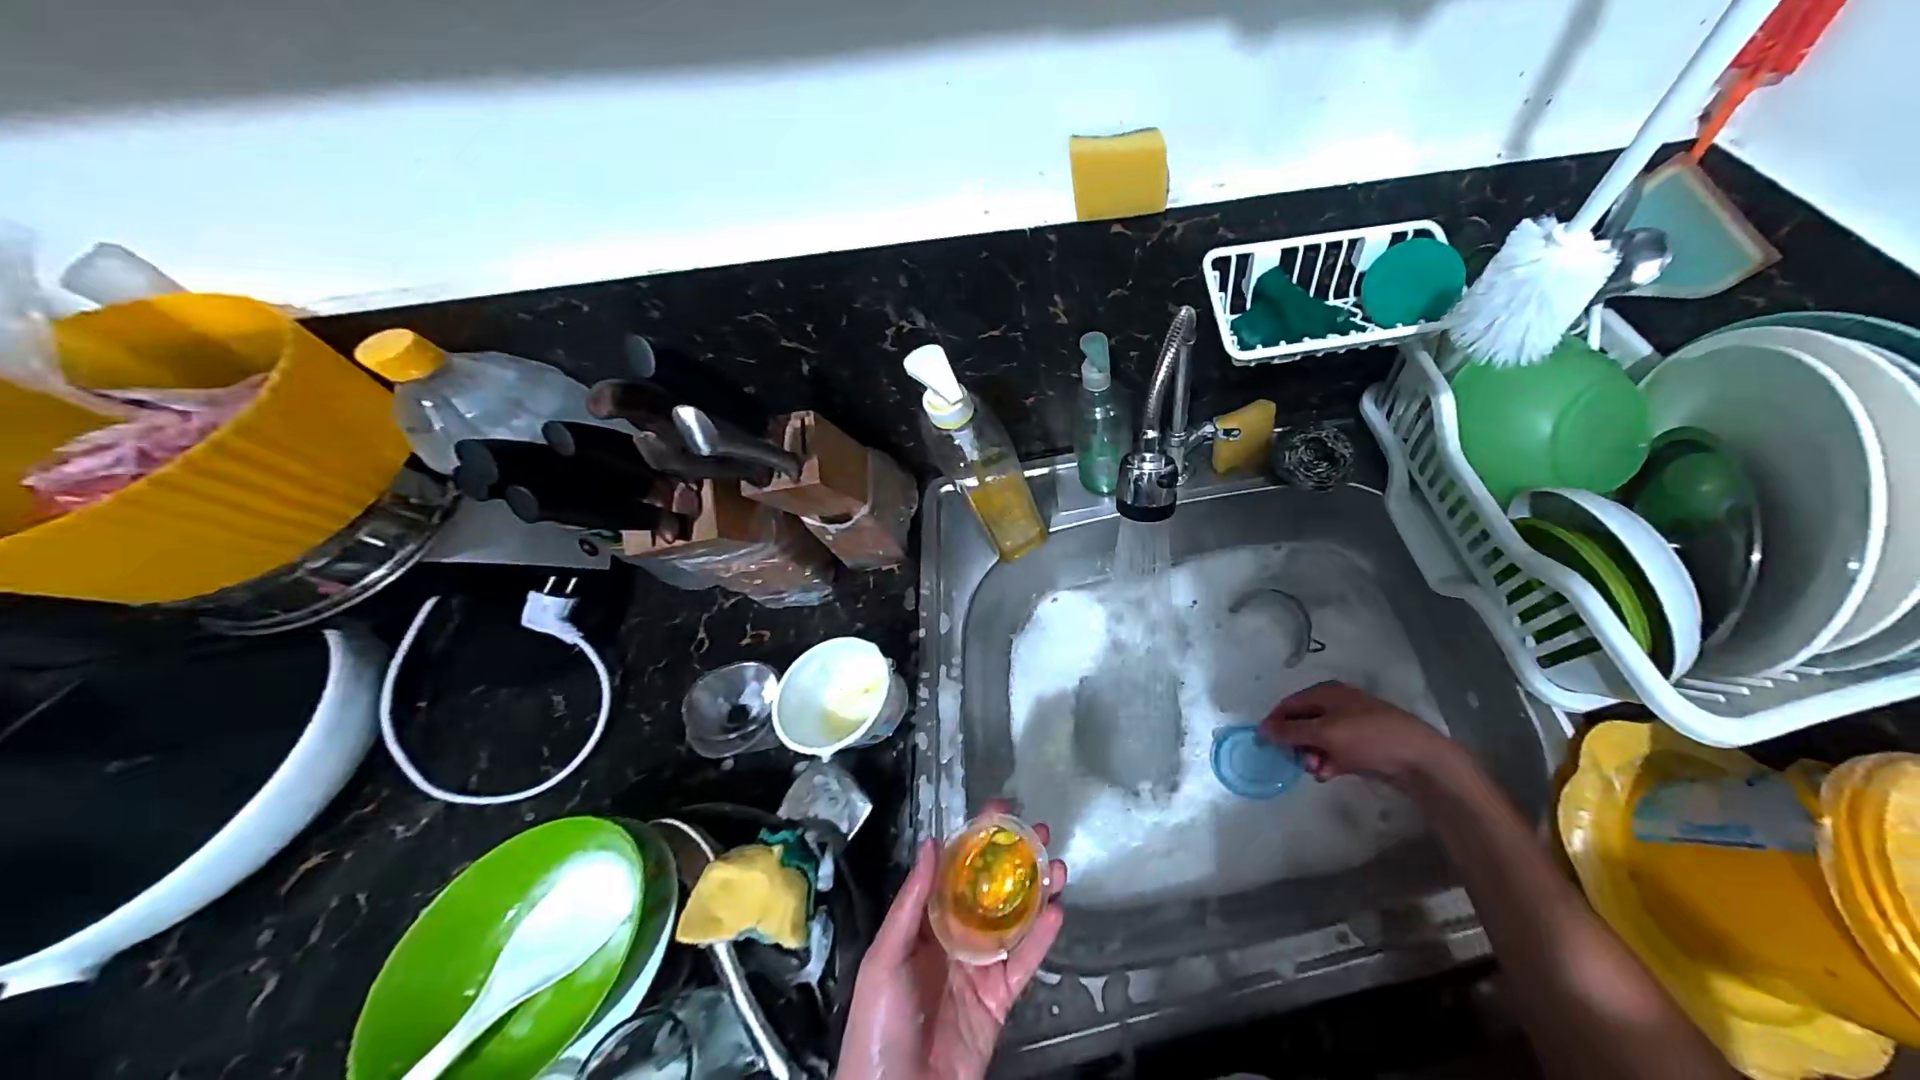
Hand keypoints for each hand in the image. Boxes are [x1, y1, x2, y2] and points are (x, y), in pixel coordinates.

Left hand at [835, 806, 1066, 1079]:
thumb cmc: (880, 1024)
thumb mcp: (885, 959)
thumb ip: (911, 903)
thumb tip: (932, 845)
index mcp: (923, 924)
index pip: (953, 870)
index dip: (975, 838)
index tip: (999, 810)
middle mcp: (953, 938)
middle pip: (989, 891)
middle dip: (1014, 860)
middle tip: (1040, 833)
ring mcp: (978, 968)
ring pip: (1012, 921)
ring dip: (1036, 893)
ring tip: (1058, 866)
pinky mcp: (998, 1000)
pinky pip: (1023, 964)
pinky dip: (1041, 940)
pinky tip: (1057, 913)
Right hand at [1260, 679, 1459, 786]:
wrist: (1421, 759)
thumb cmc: (1368, 738)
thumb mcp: (1324, 733)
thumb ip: (1290, 732)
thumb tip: (1262, 730)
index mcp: (1326, 693)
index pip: (1289, 705)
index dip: (1275, 723)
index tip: (1265, 744)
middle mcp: (1337, 704)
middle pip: (1303, 723)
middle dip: (1296, 743)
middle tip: (1296, 761)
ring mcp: (1352, 724)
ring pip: (1318, 739)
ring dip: (1312, 755)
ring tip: (1317, 771)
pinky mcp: (1363, 744)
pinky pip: (1335, 751)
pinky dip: (1328, 762)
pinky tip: (1329, 774)